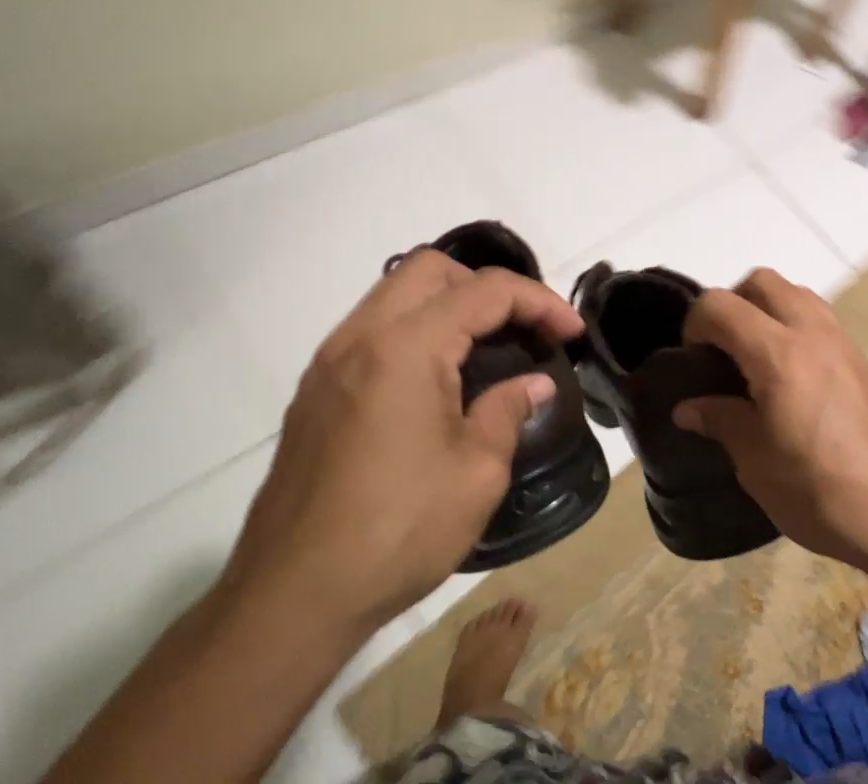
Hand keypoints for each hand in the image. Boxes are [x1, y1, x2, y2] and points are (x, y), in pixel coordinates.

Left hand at [225, 249, 585, 630]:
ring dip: (450, 305)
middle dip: (490, 287)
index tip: (573, 332)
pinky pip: (373, 331)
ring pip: (395, 295)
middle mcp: (358, 340)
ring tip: (492, 348)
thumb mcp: (478, 471)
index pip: (484, 291)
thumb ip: (508, 409)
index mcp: (403, 349)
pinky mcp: (315, 394)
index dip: (540, 301)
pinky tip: (443, 380)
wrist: (293, 597)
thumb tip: (532, 383)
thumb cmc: (399, 530)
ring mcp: (328, 365)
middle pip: (431, 270)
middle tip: (527, 329)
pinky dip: (417, 332)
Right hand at [674, 269, 867, 578]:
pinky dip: (797, 328)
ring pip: (798, 294)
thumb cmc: (819, 493)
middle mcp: (814, 334)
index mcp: (780, 355)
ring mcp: (845, 344)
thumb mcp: (756, 464)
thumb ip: (722, 421)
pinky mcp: (864, 362)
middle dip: (733, 304)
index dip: (694, 325)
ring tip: (755, 362)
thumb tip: (689, 407)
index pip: (721, 305)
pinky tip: (790, 380)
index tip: (690, 361)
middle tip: (721, 352)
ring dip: (768, 310)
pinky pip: (822, 320)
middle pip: (764, 282)